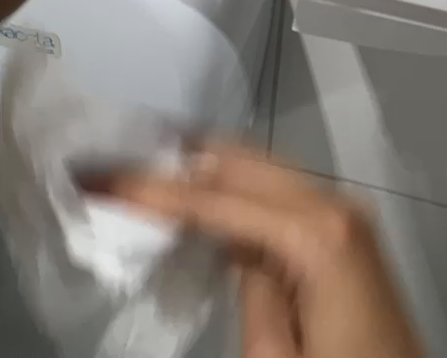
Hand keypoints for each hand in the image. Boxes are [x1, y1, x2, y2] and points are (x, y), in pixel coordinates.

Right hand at [113, 143, 423, 357]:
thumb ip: (251, 286)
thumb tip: (236, 240)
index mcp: (317, 234)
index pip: (219, 200)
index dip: (154, 189)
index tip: (99, 176)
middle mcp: (335, 205)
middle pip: (246, 164)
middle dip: (181, 160)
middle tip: (119, 160)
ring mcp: (347, 213)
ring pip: (266, 171)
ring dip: (210, 169)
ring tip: (152, 169)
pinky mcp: (347, 230)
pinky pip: (284, 195)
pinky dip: (242, 190)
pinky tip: (209, 195)